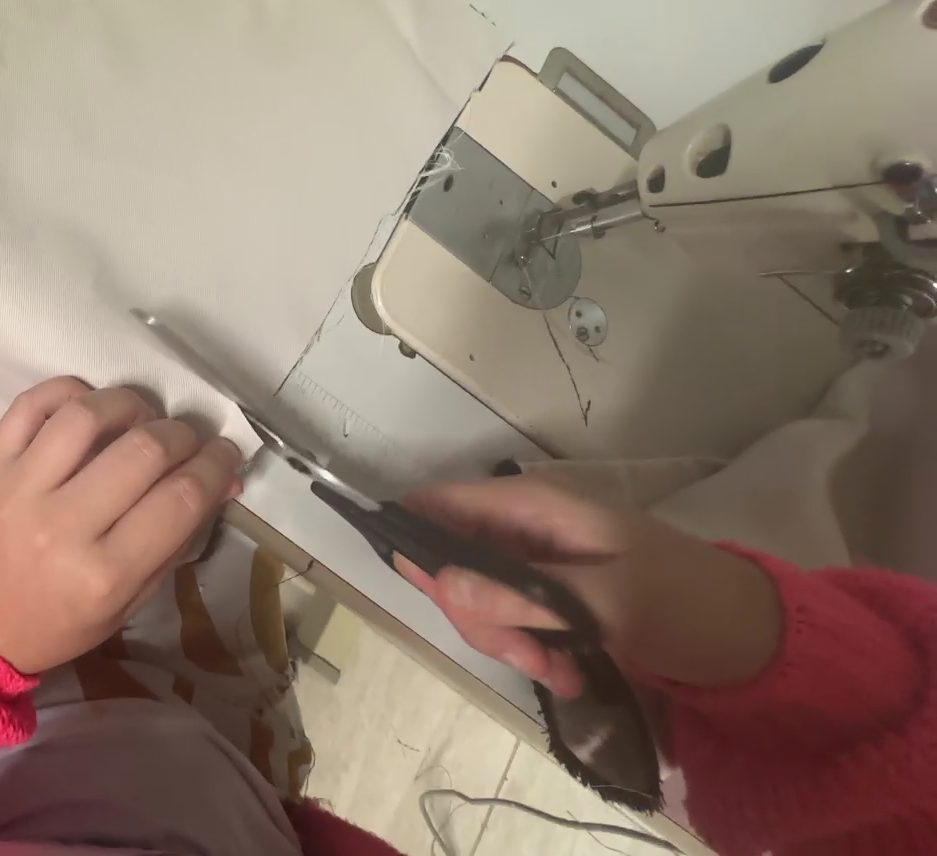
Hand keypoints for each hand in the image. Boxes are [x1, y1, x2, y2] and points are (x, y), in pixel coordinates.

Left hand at [0, 377, 243, 673]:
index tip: (225, 454)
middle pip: (142, 451)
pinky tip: (89, 402)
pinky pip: (31, 404)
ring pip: (86, 416)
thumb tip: (222, 481)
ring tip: (143, 414)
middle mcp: (63, 525)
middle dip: (182, 434)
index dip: (215, 466)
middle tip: (187, 438)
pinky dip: (67, 389)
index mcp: (104, 574)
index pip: (180, 499)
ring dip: (129, 402)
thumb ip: (177, 541)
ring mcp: (22, 487)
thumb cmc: (59, 620)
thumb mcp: (129, 602)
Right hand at [396, 475, 782, 696]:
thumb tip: (439, 582)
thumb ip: (520, 593)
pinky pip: (502, 612)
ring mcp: (526, 556)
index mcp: (525, 504)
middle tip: (523, 655)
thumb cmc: (686, 602)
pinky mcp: (541, 588)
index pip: (432, 504)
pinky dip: (521, 645)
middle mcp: (514, 523)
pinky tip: (562, 673)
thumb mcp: (605, 603)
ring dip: (502, 637)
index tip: (442, 598)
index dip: (417, 543)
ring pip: (470, 592)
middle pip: (446, 557)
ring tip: (555, 673)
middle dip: (475, 611)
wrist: (761, 641)